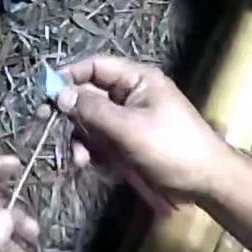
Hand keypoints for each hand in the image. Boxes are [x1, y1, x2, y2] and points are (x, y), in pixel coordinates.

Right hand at [52, 56, 241, 209]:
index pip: (94, 67)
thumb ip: (92, 110)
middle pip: (87, 95)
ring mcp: (127, 121)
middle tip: (48, 126)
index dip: (69, 76)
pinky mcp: (126, 144)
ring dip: (80, 139)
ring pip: (90, 122)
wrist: (205, 184)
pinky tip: (94, 166)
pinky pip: (99, 143)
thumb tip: (60, 94)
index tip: (46, 93)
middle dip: (71, 114)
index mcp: (136, 80)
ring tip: (80, 158)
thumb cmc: (171, 148)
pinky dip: (92, 153)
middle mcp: (129, 96)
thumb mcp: (129, 127)